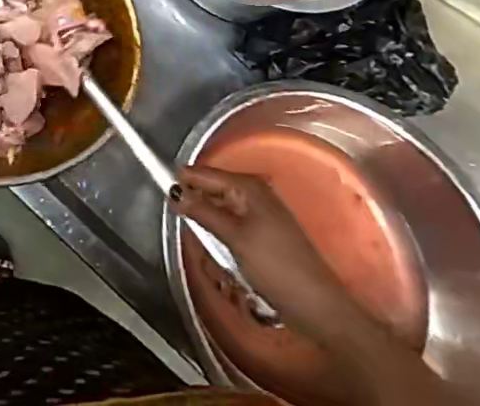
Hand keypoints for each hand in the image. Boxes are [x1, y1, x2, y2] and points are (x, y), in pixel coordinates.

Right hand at [173, 165, 366, 342]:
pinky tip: (222, 255)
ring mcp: (261, 213)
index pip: (204, 173)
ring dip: (209, 227)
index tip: (160, 190)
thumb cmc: (276, 267)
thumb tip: (175, 192)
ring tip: (207, 249)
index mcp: (248, 186)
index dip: (182, 181)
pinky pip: (231, 226)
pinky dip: (222, 237)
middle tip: (183, 226)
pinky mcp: (263, 234)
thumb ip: (202, 212)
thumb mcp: (234, 238)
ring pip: (220, 210)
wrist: (319, 307)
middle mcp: (255, 193)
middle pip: (212, 191)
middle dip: (196, 207)